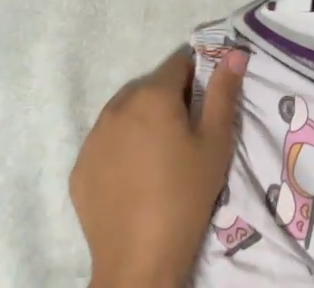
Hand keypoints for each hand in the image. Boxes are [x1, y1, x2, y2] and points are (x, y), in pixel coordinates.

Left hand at [70, 47, 246, 287]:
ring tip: (160, 156)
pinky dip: (120, 148)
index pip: (179, 63)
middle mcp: (116, 108)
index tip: (207, 103)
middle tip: (187, 134)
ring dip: (142, 121)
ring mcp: (92, 139)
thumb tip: (234, 53)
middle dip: (169, 99)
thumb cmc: (186, 195)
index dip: (197, 77)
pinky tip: (135, 177)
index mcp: (152, 96)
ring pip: (123, 113)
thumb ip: (223, 92)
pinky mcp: (79, 168)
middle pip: (149, 86)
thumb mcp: (216, 141)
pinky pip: (104, 143)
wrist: (139, 261)